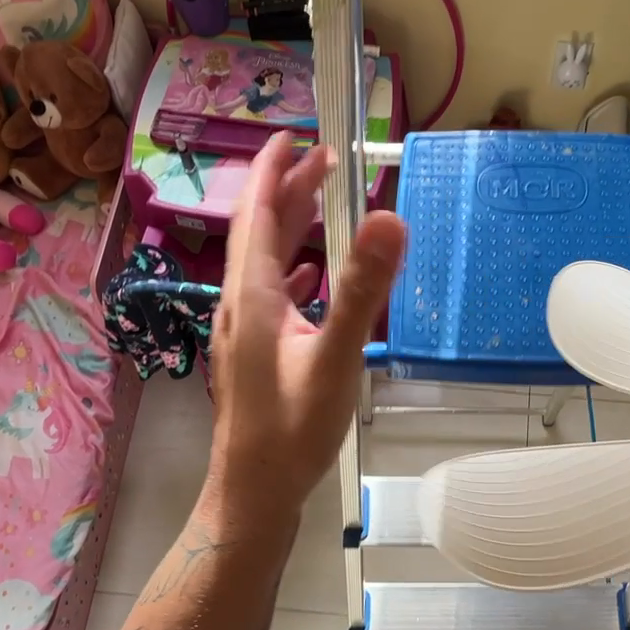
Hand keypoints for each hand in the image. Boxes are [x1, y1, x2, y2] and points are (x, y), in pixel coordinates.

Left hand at [204, 133, 407, 524]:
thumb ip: (363, 290)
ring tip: (322, 206)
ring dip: (290, 230)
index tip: (295, 137)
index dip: (275, 171)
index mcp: (253, 296)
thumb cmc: (292, 431)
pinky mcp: (253, 357)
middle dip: (288, 192)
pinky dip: (290, 273)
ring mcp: (244, 334)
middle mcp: (241, 306)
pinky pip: (269, 297)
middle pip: (260, 234)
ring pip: (263, 266)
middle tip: (325, 162)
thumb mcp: (335, 359)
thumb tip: (389, 217)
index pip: (258, 214)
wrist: (253, 492)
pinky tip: (308, 279)